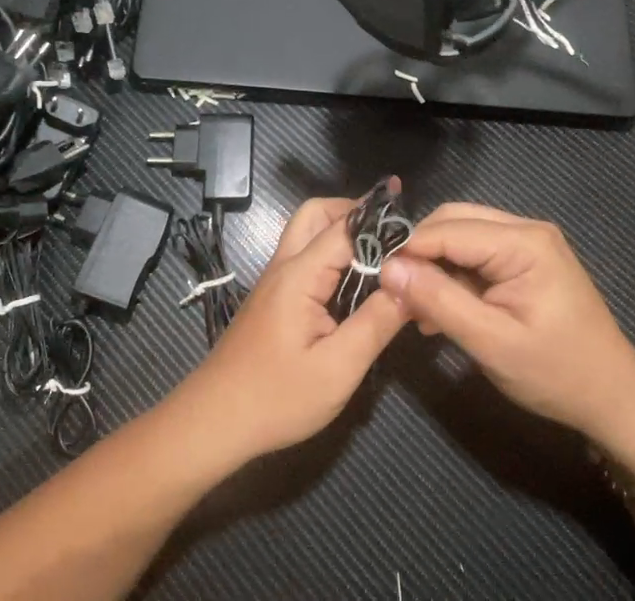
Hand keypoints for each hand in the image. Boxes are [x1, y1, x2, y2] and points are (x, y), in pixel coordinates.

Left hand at [164, 198, 407, 466]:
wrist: (213, 422)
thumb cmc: (276, 400)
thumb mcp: (338, 369)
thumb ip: (376, 323)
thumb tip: (411, 283)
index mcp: (298, 276)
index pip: (346, 227)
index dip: (383, 224)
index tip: (421, 234)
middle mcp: (283, 267)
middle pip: (316, 214)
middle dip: (356, 213)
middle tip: (396, 235)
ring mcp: (274, 282)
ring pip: (307, 235)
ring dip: (343, 233)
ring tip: (385, 257)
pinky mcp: (273, 300)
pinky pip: (304, 260)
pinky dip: (332, 256)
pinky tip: (357, 284)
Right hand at [380, 203, 634, 485]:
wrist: (614, 400)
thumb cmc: (556, 374)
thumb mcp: (491, 342)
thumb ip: (439, 301)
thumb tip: (387, 268)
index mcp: (524, 243)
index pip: (446, 229)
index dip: (407, 250)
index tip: (373, 278)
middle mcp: (527, 230)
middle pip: (452, 222)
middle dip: (419, 254)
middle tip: (393, 293)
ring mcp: (529, 244)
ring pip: (460, 237)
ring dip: (433, 267)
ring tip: (413, 308)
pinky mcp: (527, 262)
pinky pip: (476, 255)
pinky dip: (452, 276)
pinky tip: (439, 311)